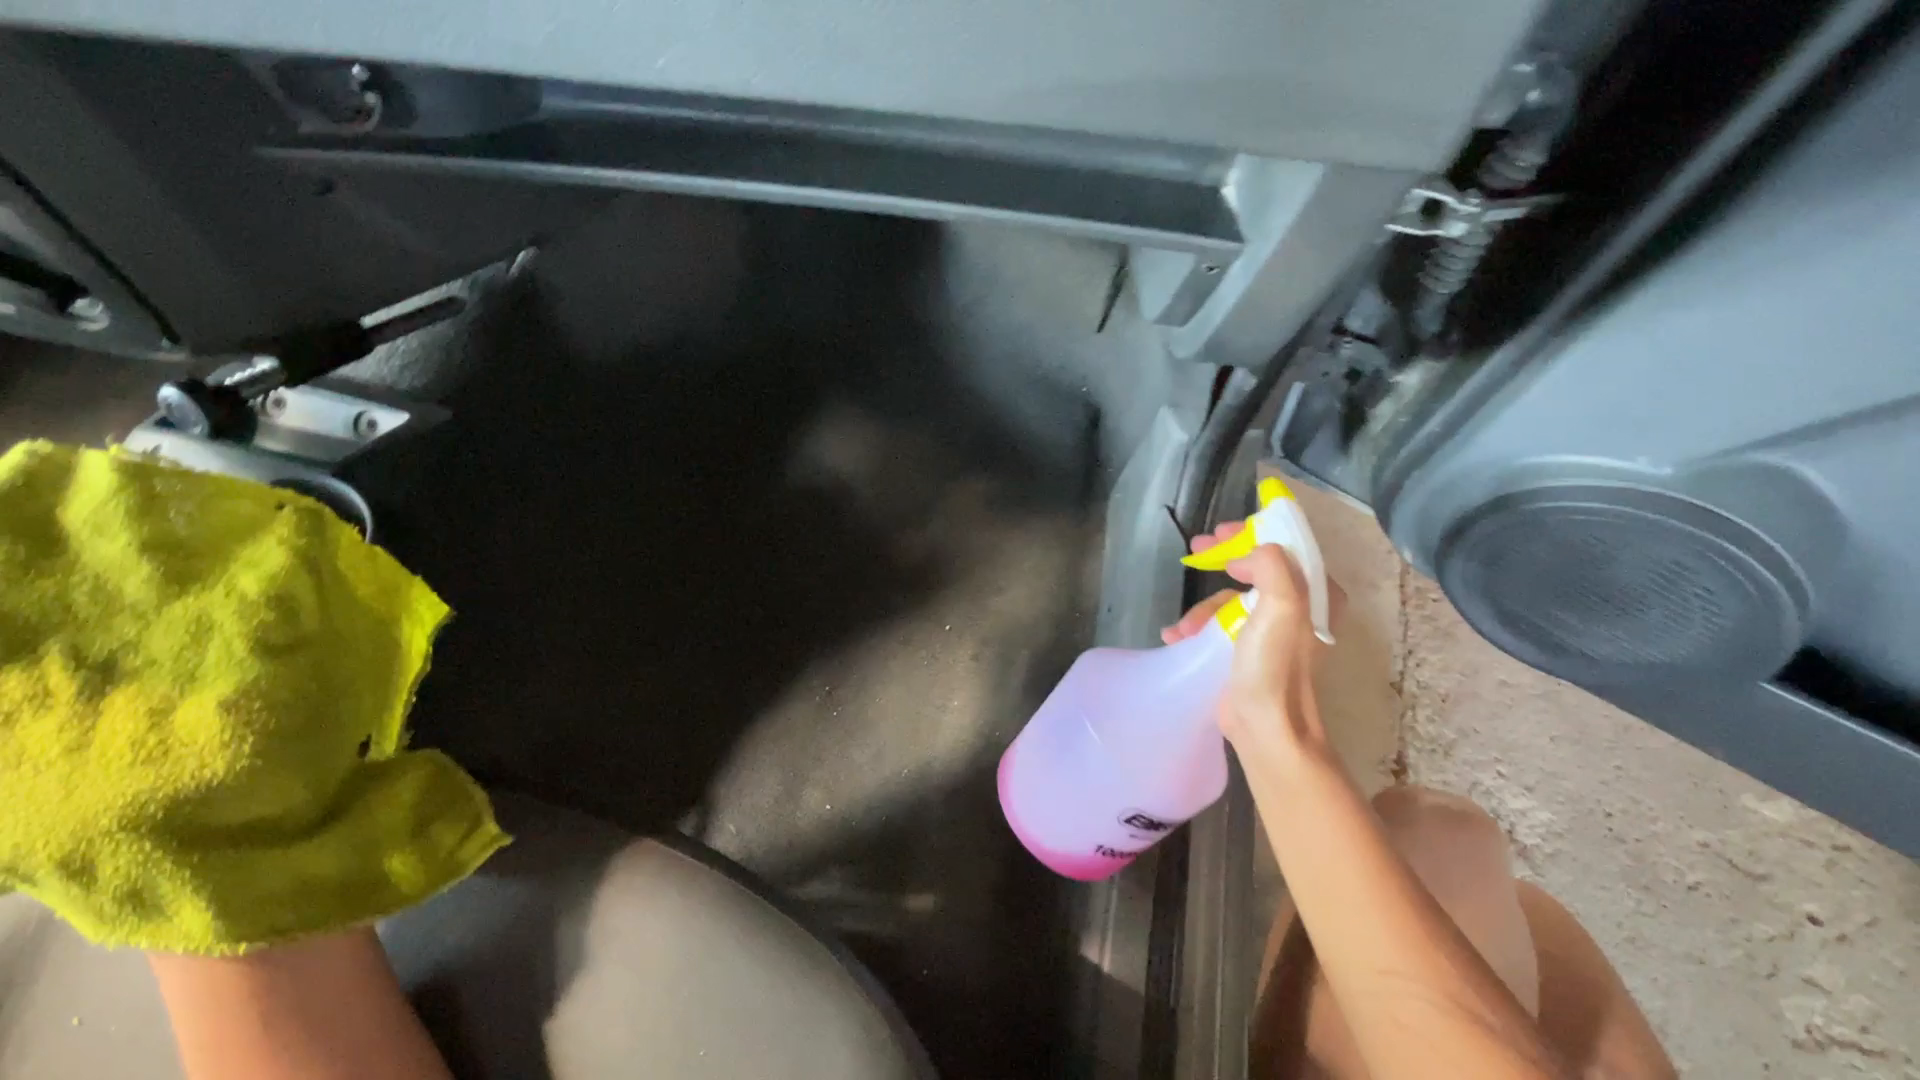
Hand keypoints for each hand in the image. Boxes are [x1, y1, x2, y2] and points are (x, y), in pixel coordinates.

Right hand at [1161, 521, 1341, 759]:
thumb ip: (1270, 565)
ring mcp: (1274, 631)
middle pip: (1257, 569)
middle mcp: (1300, 608)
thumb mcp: (1280, 605)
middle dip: (1222, 561)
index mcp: (1317, 594)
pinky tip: (1178, 636)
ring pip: (1233, 598)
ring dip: (1203, 607)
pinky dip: (1199, 626)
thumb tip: (1248, 554)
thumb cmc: (1274, 665)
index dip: (1253, 535)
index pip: (1287, 548)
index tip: (1221, 534)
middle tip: (1196, 551)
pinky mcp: (1250, 651)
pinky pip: (1222, 624)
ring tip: (1183, 628)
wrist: (1265, 725)